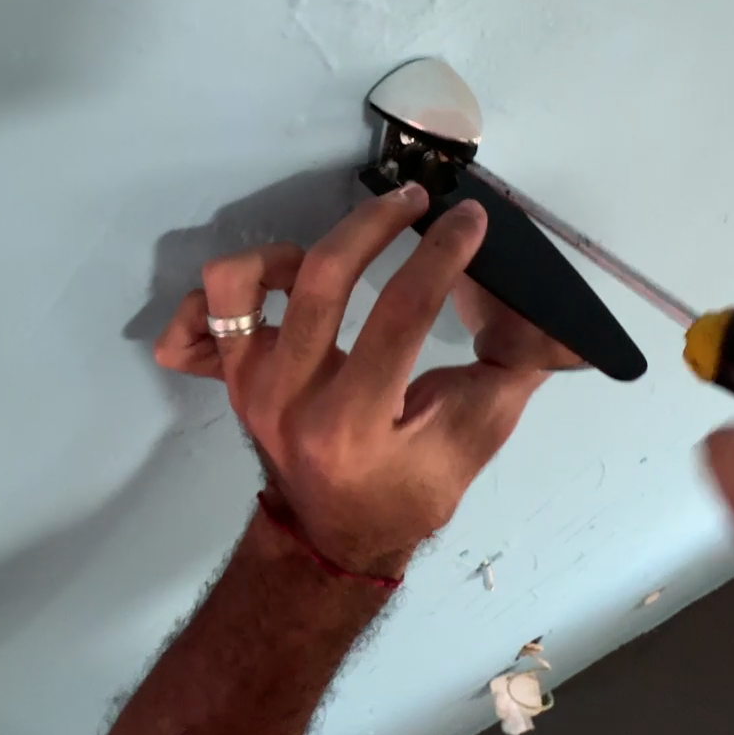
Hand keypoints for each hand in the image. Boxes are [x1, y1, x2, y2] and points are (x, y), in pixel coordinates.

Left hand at [154, 184, 576, 576]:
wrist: (329, 534)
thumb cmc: (405, 494)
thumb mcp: (473, 442)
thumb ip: (509, 367)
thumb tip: (537, 298)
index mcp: (354, 423)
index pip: (400, 314)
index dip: (440, 254)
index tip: (468, 218)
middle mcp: (288, 398)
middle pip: (319, 280)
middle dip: (372, 224)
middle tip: (412, 199)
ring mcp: (247, 382)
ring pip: (235, 283)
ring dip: (285, 253)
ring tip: (328, 259)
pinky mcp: (228, 374)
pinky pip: (197, 314)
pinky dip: (233, 288)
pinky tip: (277, 284)